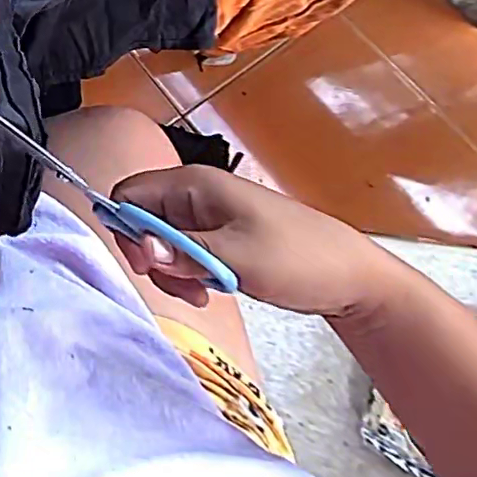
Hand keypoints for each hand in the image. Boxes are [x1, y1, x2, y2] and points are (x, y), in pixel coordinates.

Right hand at [109, 165, 408, 317]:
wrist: (350, 275)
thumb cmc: (300, 258)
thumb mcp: (238, 259)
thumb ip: (184, 251)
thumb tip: (141, 245)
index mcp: (194, 184)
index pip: (130, 193)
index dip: (126, 228)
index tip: (146, 265)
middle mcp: (194, 192)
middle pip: (142, 217)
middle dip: (150, 254)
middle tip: (178, 284)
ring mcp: (206, 213)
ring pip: (160, 238)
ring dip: (169, 269)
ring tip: (198, 292)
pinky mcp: (216, 233)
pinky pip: (182, 249)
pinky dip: (184, 272)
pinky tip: (207, 290)